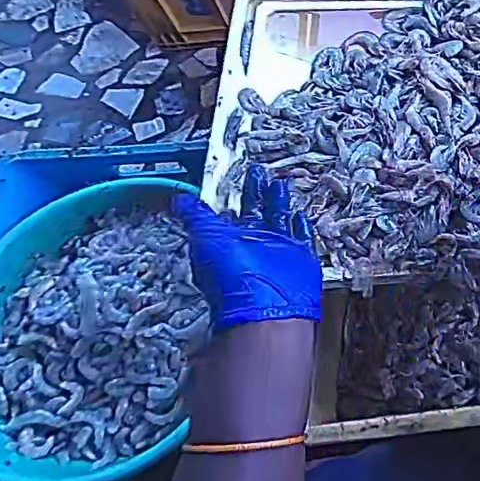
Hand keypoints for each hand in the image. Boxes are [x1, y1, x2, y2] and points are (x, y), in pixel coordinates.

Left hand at [174, 168, 322, 332]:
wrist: (267, 308)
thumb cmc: (234, 278)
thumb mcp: (206, 238)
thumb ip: (195, 216)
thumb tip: (179, 200)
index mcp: (228, 240)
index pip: (227, 211)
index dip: (229, 193)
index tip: (232, 174)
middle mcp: (251, 245)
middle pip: (254, 211)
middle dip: (255, 191)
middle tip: (257, 172)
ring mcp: (276, 251)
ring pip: (278, 218)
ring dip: (278, 200)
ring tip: (278, 183)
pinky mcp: (299, 257)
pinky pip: (301, 236)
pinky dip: (300, 224)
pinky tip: (299, 213)